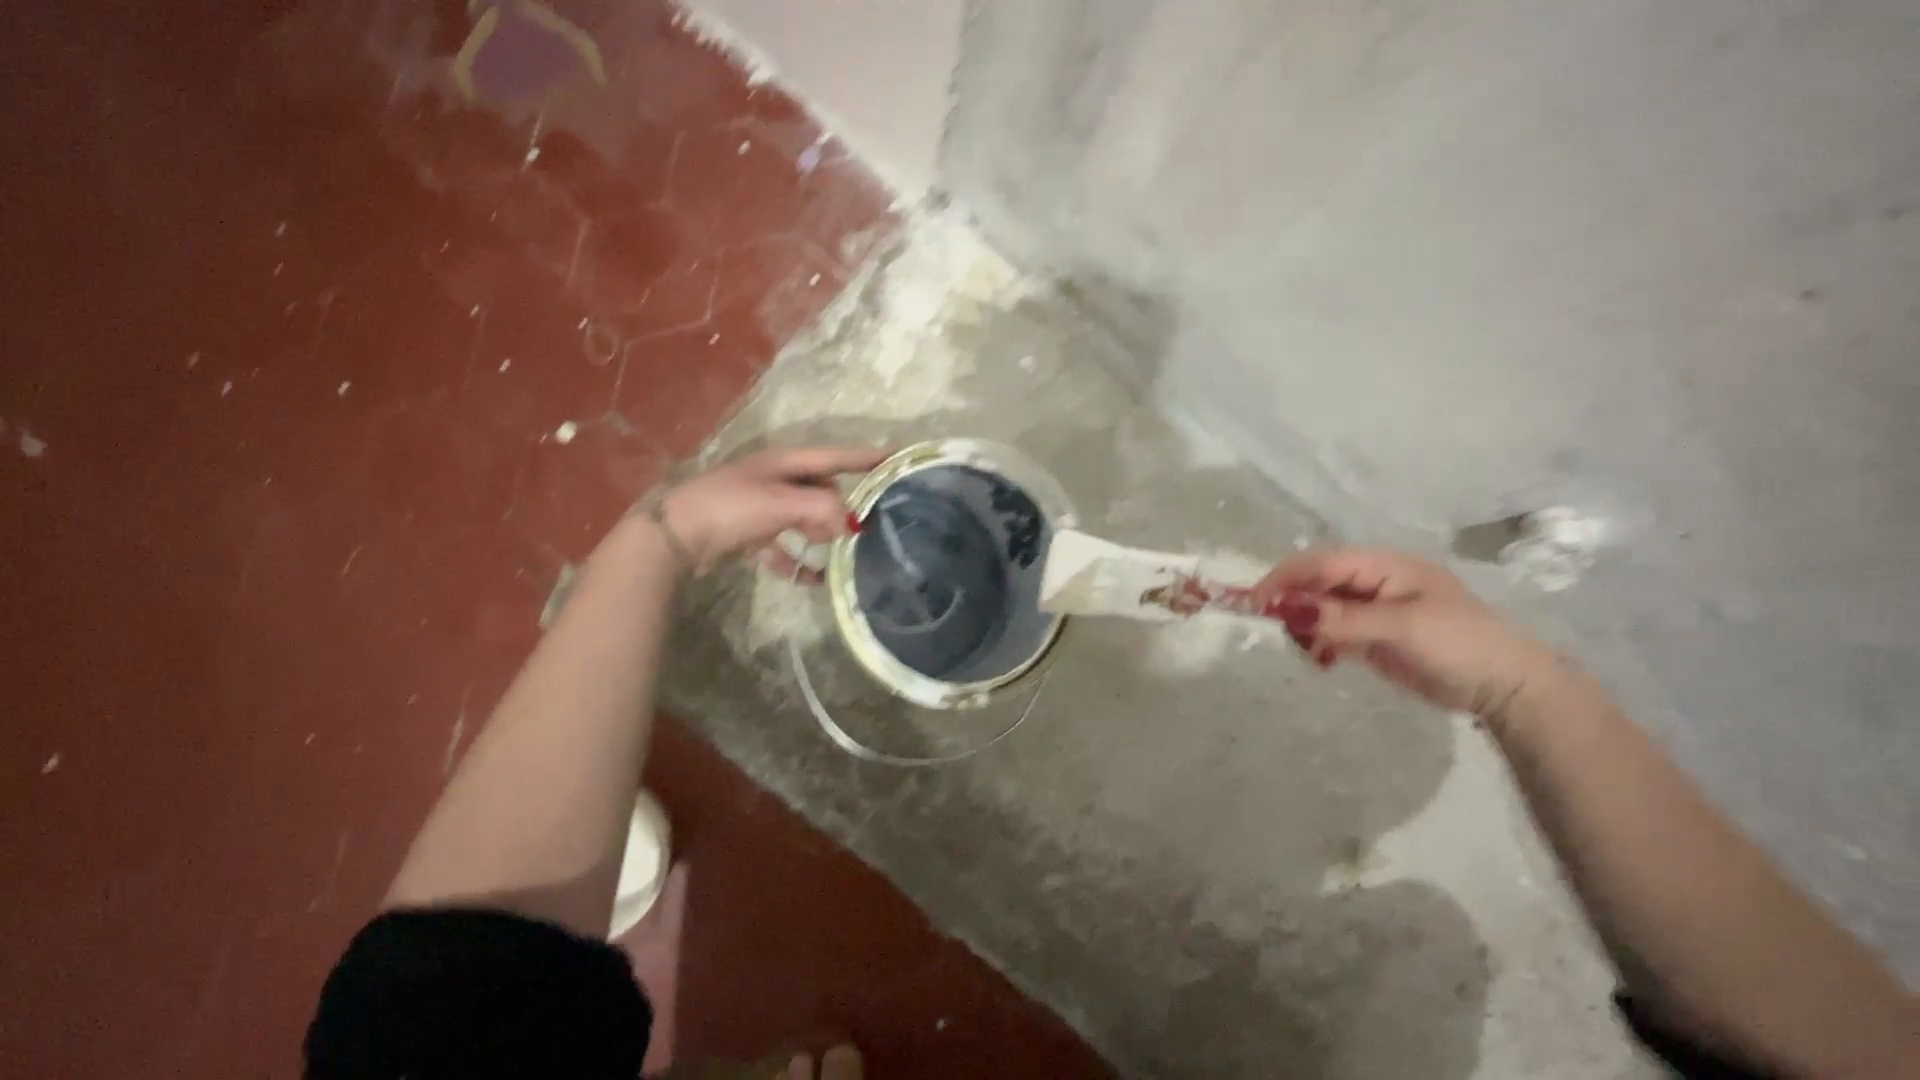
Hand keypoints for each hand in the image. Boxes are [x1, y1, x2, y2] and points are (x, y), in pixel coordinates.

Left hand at [655, 445, 887, 580]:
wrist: (675, 536)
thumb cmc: (732, 507)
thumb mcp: (783, 503)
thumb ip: (824, 509)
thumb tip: (853, 523)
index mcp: (785, 462)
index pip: (836, 456)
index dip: (867, 458)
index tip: (898, 459)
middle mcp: (775, 479)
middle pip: (822, 489)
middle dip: (841, 508)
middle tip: (862, 529)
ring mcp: (760, 506)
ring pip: (804, 518)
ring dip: (820, 535)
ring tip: (839, 555)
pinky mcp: (748, 533)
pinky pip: (782, 546)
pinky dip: (796, 561)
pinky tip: (811, 579)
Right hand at [1254, 548, 1559, 716]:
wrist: (1505, 686)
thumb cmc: (1459, 643)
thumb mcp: (1402, 627)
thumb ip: (1344, 618)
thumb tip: (1289, 614)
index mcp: (1383, 565)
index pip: (1322, 563)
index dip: (1286, 578)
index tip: (1255, 602)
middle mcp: (1373, 582)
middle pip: (1315, 583)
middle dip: (1289, 602)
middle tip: (1268, 628)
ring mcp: (1372, 610)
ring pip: (1319, 609)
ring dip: (1302, 625)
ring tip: (1302, 650)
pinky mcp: (1372, 638)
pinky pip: (1330, 632)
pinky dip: (1317, 644)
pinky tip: (1319, 661)